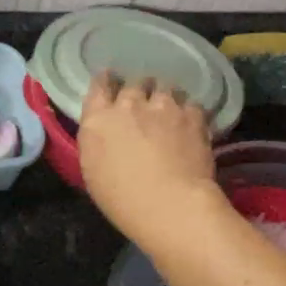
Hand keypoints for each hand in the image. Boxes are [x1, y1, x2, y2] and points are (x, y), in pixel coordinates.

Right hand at [76, 71, 223, 248]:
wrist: (169, 204)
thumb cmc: (121, 200)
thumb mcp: (93, 172)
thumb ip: (98, 142)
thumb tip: (107, 132)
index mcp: (98, 120)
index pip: (99, 86)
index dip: (106, 82)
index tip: (110, 83)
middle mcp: (129, 105)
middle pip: (134, 83)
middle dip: (139, 92)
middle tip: (143, 106)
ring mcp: (164, 107)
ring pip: (165, 88)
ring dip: (165, 98)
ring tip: (169, 112)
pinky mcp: (193, 115)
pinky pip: (190, 104)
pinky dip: (188, 112)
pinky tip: (189, 125)